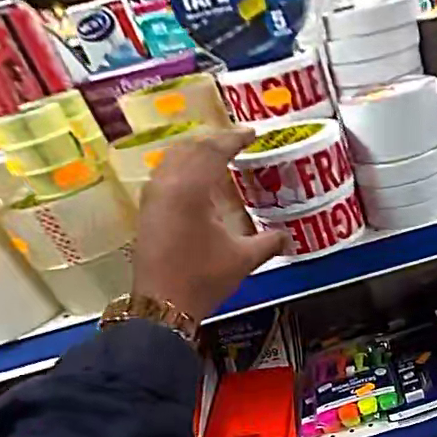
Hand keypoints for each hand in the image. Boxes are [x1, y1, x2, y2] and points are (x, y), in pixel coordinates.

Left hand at [130, 127, 287, 320]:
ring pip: (174, 157)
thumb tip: (288, 236)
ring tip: (219, 154)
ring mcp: (153, 196)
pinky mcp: (148, 209)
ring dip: (197, 151)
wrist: (163, 303)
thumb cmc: (203, 278)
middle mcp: (167, 184)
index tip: (253, 133)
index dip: (235, 139)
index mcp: (191, 189)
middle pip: (190, 147)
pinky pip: (167, 172)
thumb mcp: (243, 259)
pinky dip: (185, 166)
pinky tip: (199, 178)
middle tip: (238, 141)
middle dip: (214, 140)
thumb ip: (269, 242)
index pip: (213, 150)